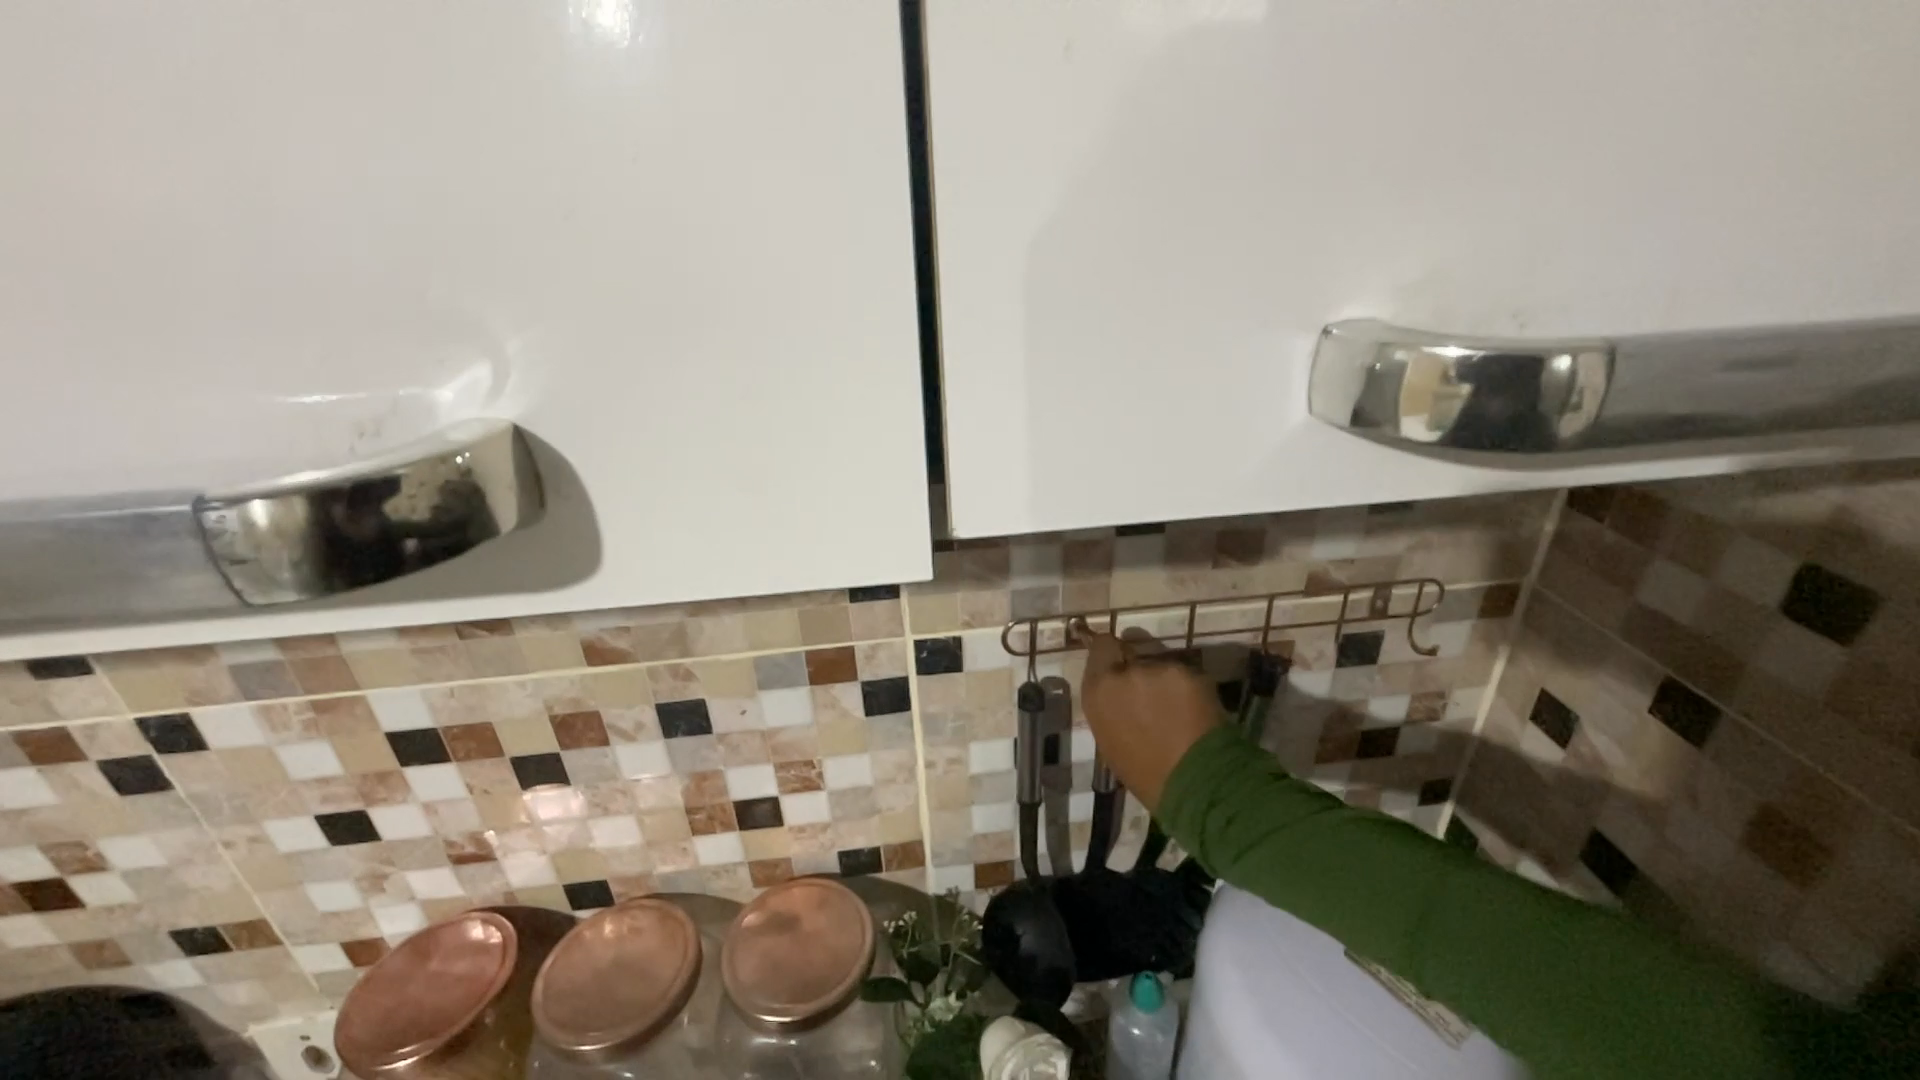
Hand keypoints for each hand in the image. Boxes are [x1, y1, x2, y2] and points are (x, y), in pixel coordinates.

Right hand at [1075, 620, 1220, 813]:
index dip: (1113, 652)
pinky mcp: (1188, 672)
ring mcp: (1157, 670)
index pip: (1102, 647)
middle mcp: (1122, 673)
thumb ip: (1111, 705)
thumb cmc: (1144, 775)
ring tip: (1179, 710)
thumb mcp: (1109, 740)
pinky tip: (1196, 712)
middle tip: (1155, 694)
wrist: (1193, 783)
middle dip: (1142, 668)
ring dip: (1168, 680)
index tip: (1122, 662)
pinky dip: (1191, 689)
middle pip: (1133, 653)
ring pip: (1163, 665)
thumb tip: (1120, 693)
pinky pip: (1187, 676)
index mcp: (1097, 691)